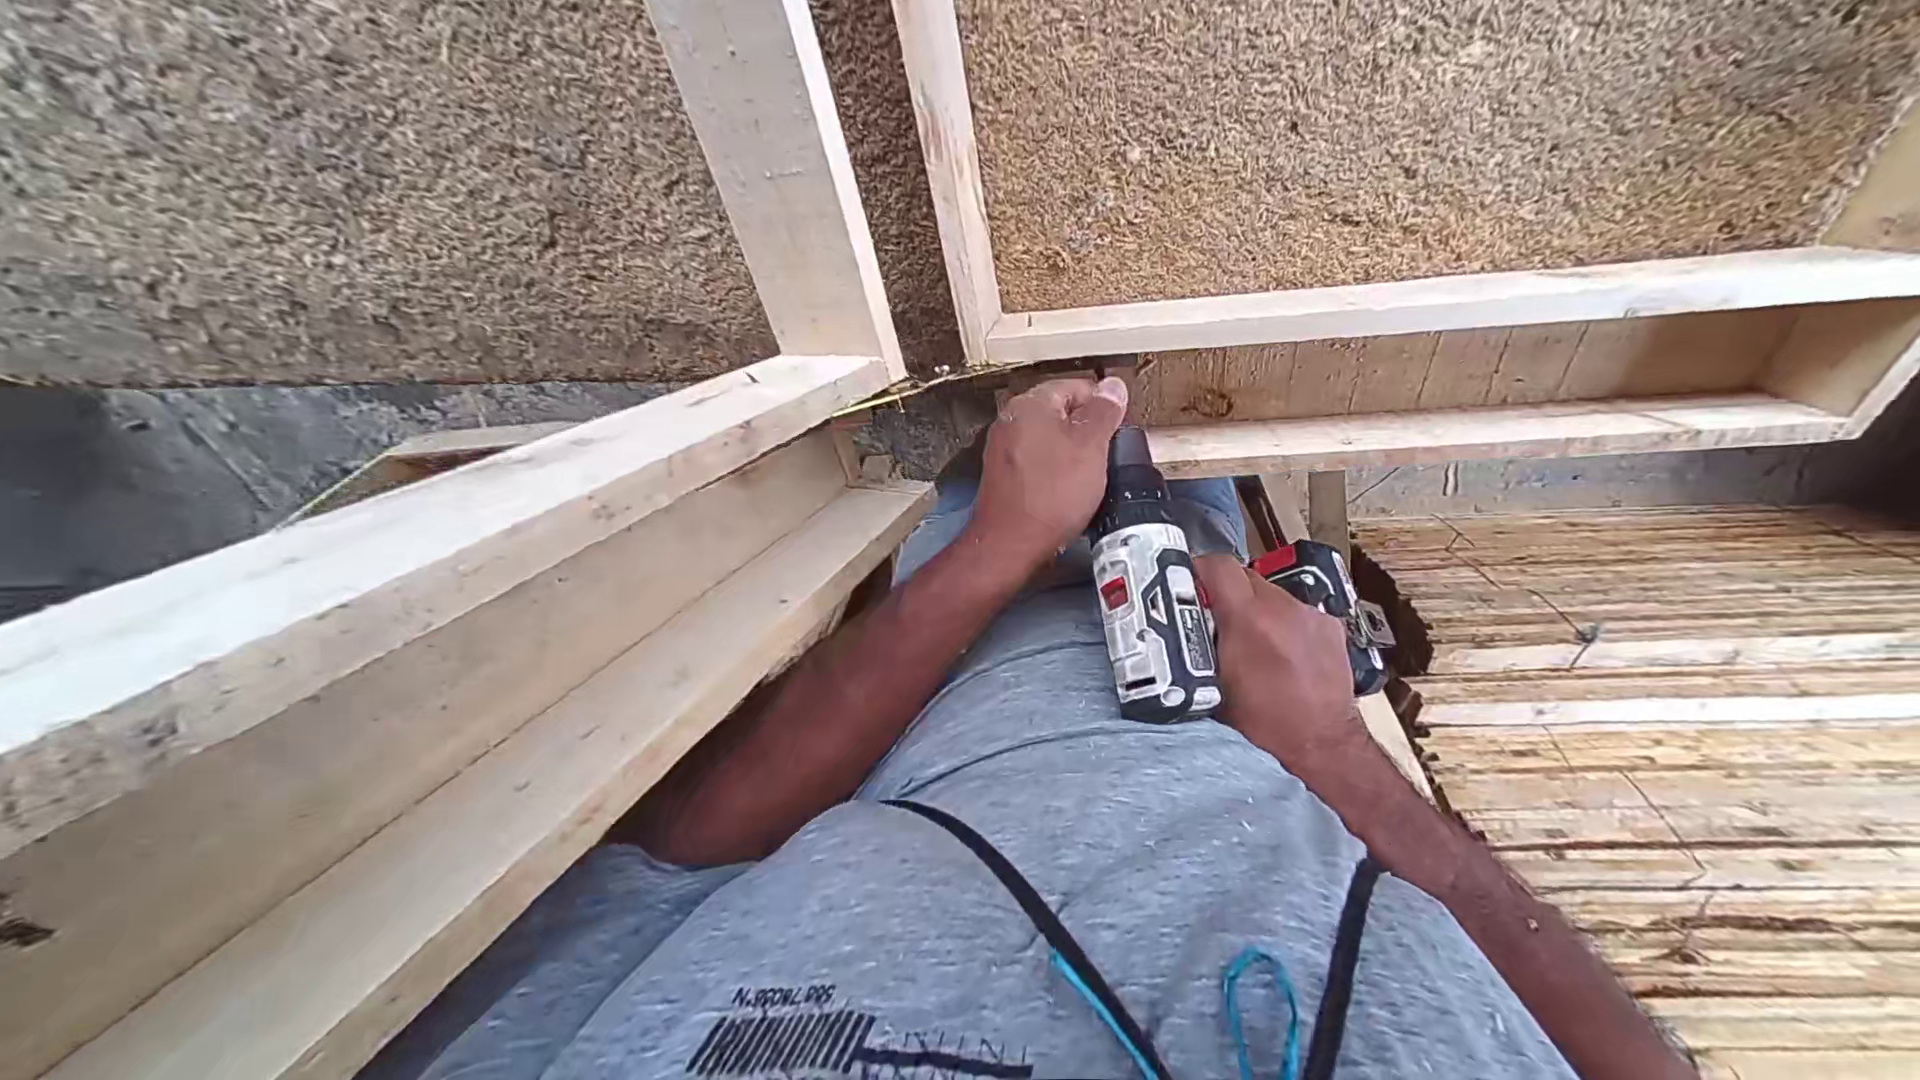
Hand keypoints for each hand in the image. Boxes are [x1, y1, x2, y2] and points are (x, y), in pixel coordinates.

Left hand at [966, 377, 1128, 568]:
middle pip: (1063, 414)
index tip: (1116, 432)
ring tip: (1086, 479)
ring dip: (1072, 456)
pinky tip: (1064, 493)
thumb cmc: (1049, 495)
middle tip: (1104, 458)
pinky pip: (1038, 465)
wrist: (1011, 543)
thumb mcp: (1091, 446)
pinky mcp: (1004, 476)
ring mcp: (1003, 450)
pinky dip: (1054, 474)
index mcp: (1031, 404)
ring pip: (1051, 441)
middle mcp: (1011, 421)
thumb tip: (1113, 386)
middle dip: (1087, 434)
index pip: (1078, 387)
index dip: (1104, 408)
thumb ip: (1104, 411)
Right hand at [1194, 554, 1360, 767]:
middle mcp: (1281, 610)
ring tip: (1247, 637)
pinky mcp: (1328, 626)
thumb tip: (1179, 620)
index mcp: (1247, 620)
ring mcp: (1309, 616)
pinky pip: (1295, 608)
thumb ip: (1196, 642)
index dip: (1198, 569)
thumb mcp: (1210, 681)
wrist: (1320, 743)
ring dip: (1253, 606)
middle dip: (1224, 591)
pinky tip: (1277, 647)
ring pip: (1269, 591)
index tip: (1190, 581)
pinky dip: (1281, 620)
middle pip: (1243, 575)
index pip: (1218, 566)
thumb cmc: (1266, 723)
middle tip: (1212, 615)